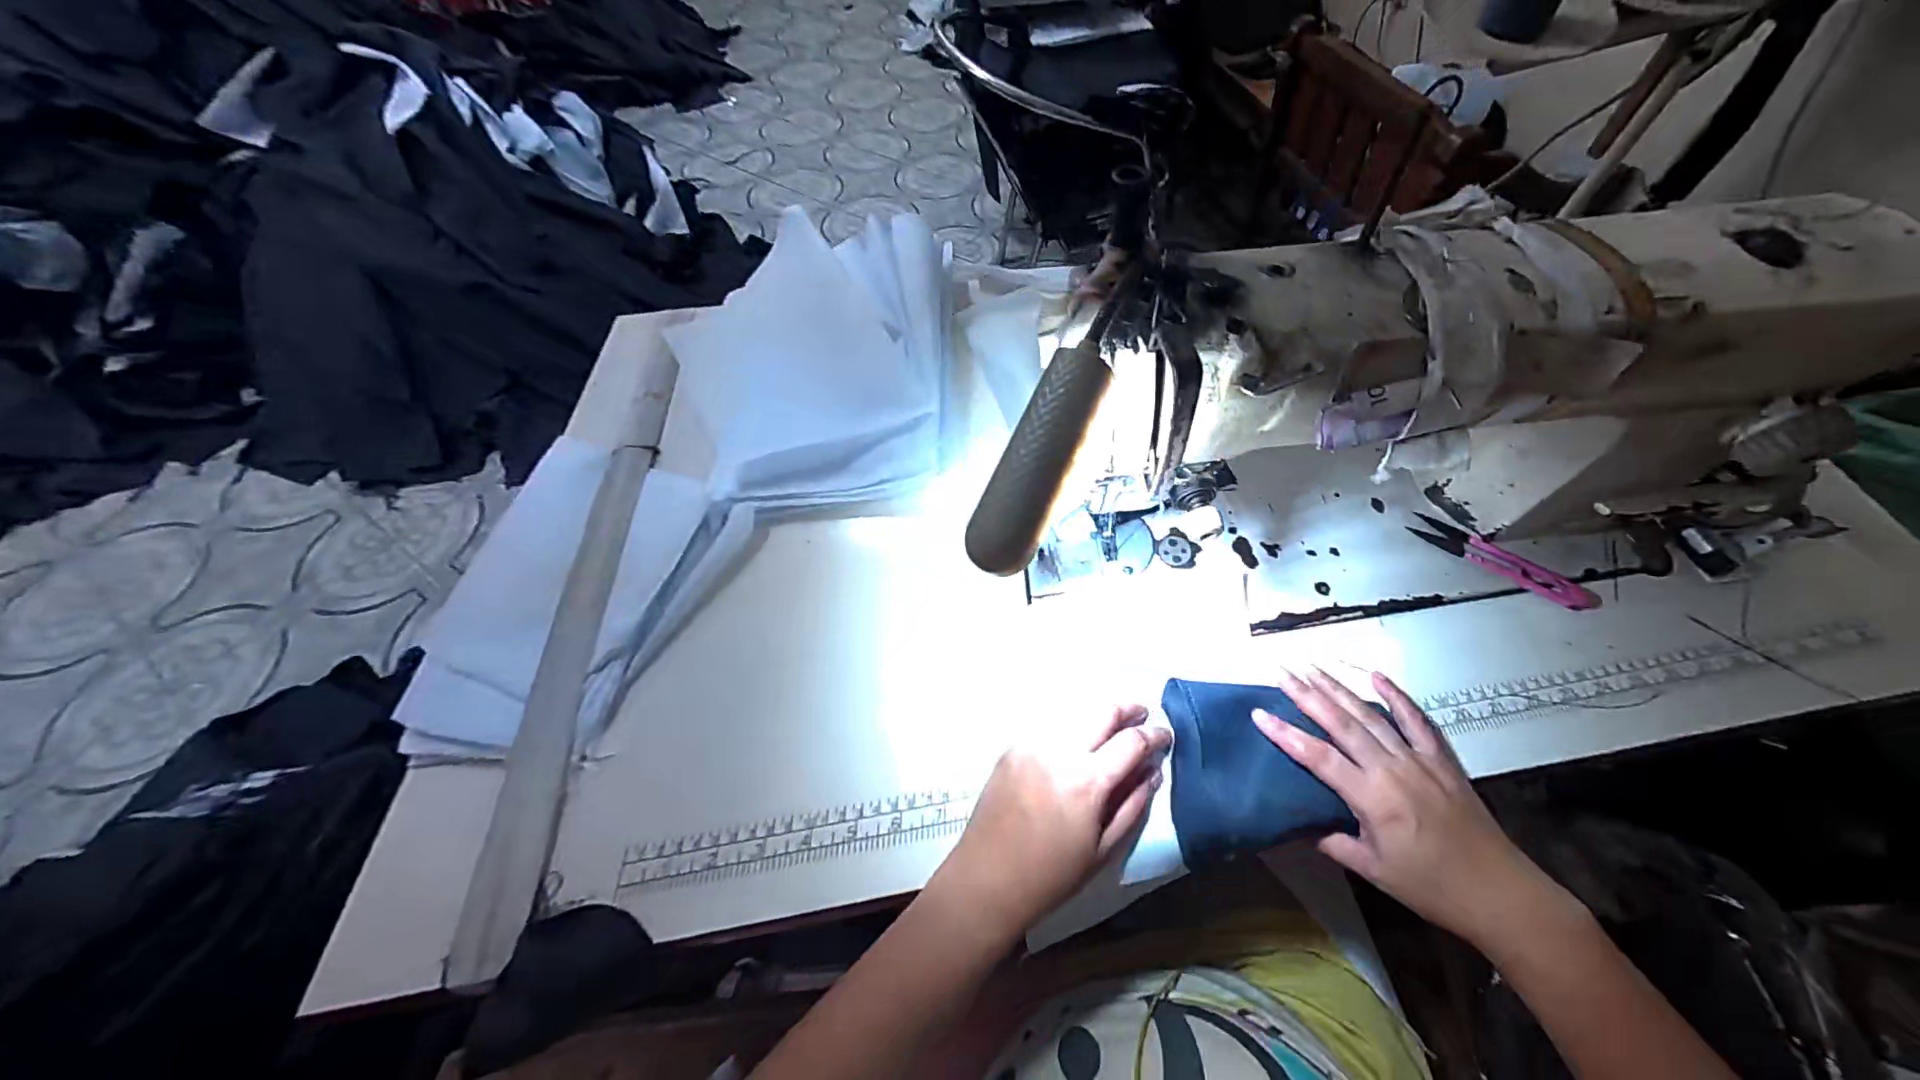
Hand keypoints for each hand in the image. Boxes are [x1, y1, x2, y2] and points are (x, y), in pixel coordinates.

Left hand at [927, 705, 1169, 947]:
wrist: (986, 879)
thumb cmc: (1051, 876)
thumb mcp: (1103, 850)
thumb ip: (1132, 805)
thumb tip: (1153, 771)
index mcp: (1087, 782)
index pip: (1132, 741)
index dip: (1155, 736)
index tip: (1165, 735)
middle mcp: (1059, 751)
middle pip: (1102, 710)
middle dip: (1128, 709)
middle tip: (1142, 715)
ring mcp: (1031, 745)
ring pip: (1074, 712)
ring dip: (1097, 714)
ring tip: (1111, 726)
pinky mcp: (1011, 748)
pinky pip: (1049, 726)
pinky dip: (1069, 725)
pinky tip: (1076, 739)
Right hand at [1254, 668, 1579, 949]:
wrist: (1501, 894)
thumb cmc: (1431, 887)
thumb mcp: (1373, 870)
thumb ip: (1335, 842)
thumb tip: (1304, 826)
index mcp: (1372, 798)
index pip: (1317, 756)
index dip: (1285, 734)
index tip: (1259, 713)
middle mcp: (1393, 770)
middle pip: (1342, 724)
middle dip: (1308, 696)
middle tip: (1282, 673)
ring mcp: (1420, 760)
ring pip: (1372, 716)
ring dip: (1340, 689)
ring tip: (1313, 668)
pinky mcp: (1443, 760)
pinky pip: (1416, 720)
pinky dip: (1396, 696)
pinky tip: (1375, 677)